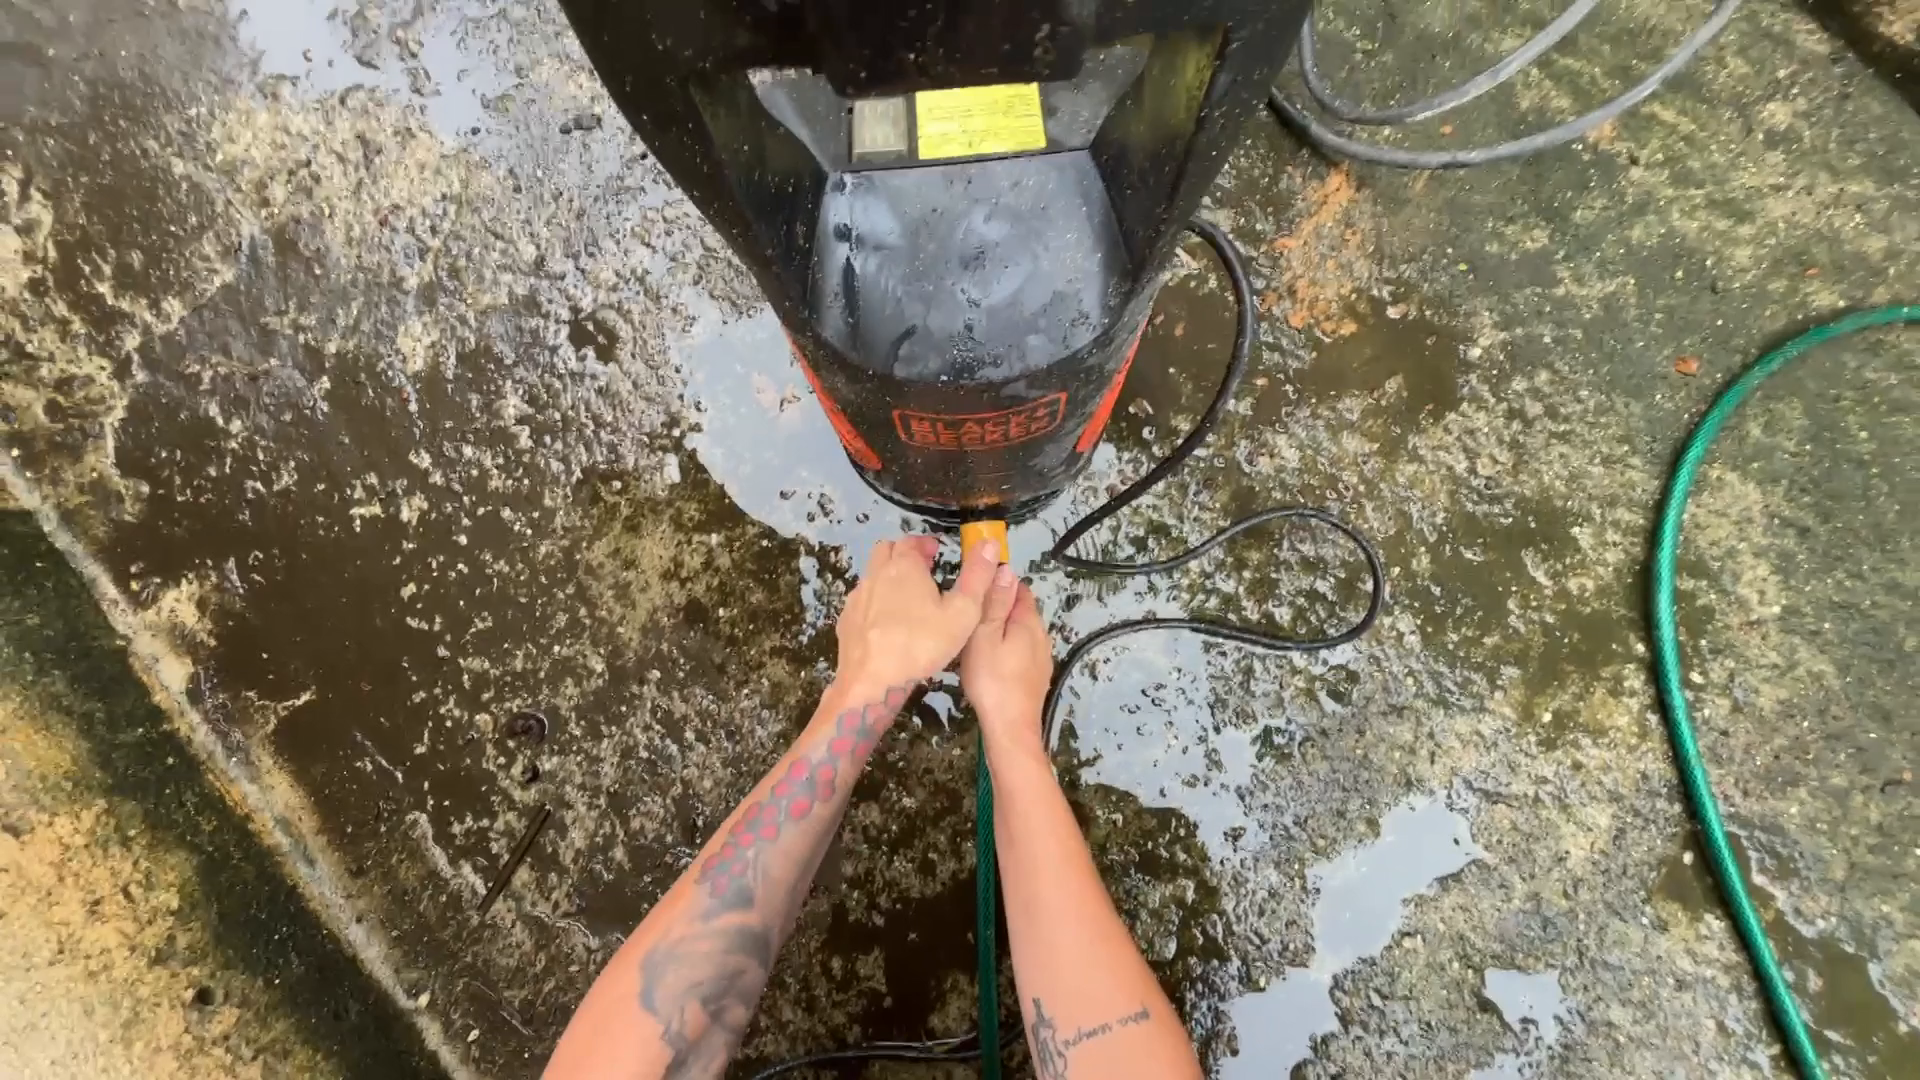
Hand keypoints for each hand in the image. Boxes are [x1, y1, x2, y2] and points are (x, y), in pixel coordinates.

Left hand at [834, 535, 1000, 691]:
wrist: (872, 682)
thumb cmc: (922, 644)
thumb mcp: (963, 612)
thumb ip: (977, 576)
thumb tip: (990, 543)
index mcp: (903, 567)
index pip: (910, 540)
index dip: (924, 544)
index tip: (936, 552)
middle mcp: (875, 575)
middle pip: (886, 550)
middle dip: (904, 553)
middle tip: (923, 569)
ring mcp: (857, 598)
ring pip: (871, 575)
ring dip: (888, 576)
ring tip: (907, 598)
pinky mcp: (846, 621)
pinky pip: (862, 600)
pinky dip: (875, 601)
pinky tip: (886, 624)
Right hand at [960, 572, 1053, 756]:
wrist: (1010, 727)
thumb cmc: (991, 678)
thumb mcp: (985, 634)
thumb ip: (996, 602)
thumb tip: (1006, 568)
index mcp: (1029, 620)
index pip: (1019, 587)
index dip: (999, 583)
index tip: (976, 589)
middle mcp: (1042, 634)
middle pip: (1021, 609)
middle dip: (1000, 607)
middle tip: (971, 616)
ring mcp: (1042, 657)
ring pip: (1021, 632)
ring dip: (1003, 630)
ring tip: (976, 639)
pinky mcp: (1037, 675)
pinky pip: (1022, 651)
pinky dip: (1008, 649)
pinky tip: (991, 661)